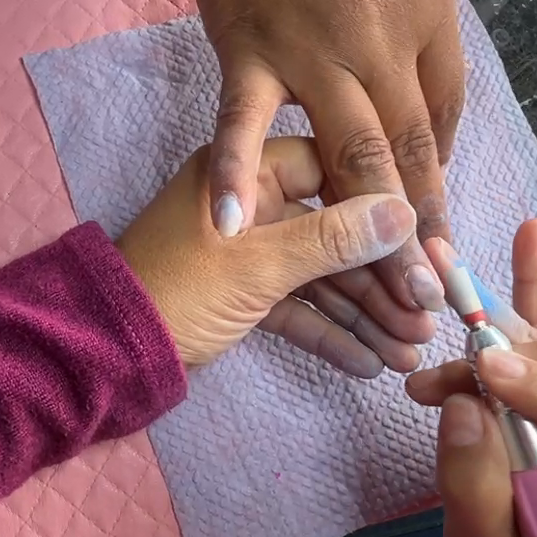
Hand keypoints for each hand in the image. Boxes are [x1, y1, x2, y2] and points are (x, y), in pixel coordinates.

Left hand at [119, 138, 426, 375]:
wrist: (109, 351)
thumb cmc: (178, 290)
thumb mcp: (256, 264)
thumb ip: (331, 239)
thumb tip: (404, 213)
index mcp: (245, 173)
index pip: (333, 172)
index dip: (383, 210)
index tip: (428, 249)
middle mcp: (253, 204)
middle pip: (333, 233)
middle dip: (380, 280)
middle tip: (427, 320)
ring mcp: (249, 252)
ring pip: (319, 276)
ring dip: (363, 313)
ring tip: (408, 351)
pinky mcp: (244, 294)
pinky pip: (295, 307)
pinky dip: (327, 333)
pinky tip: (368, 364)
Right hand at [166, 0, 462, 317]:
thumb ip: (423, 42)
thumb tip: (426, 122)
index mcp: (427, 13)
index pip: (444, 116)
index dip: (442, 181)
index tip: (437, 233)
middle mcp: (380, 36)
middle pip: (409, 148)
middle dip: (424, 228)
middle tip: (432, 296)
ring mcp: (312, 47)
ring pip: (348, 149)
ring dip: (364, 228)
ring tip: (380, 293)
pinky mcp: (248, 53)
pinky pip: (243, 122)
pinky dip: (238, 173)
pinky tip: (235, 227)